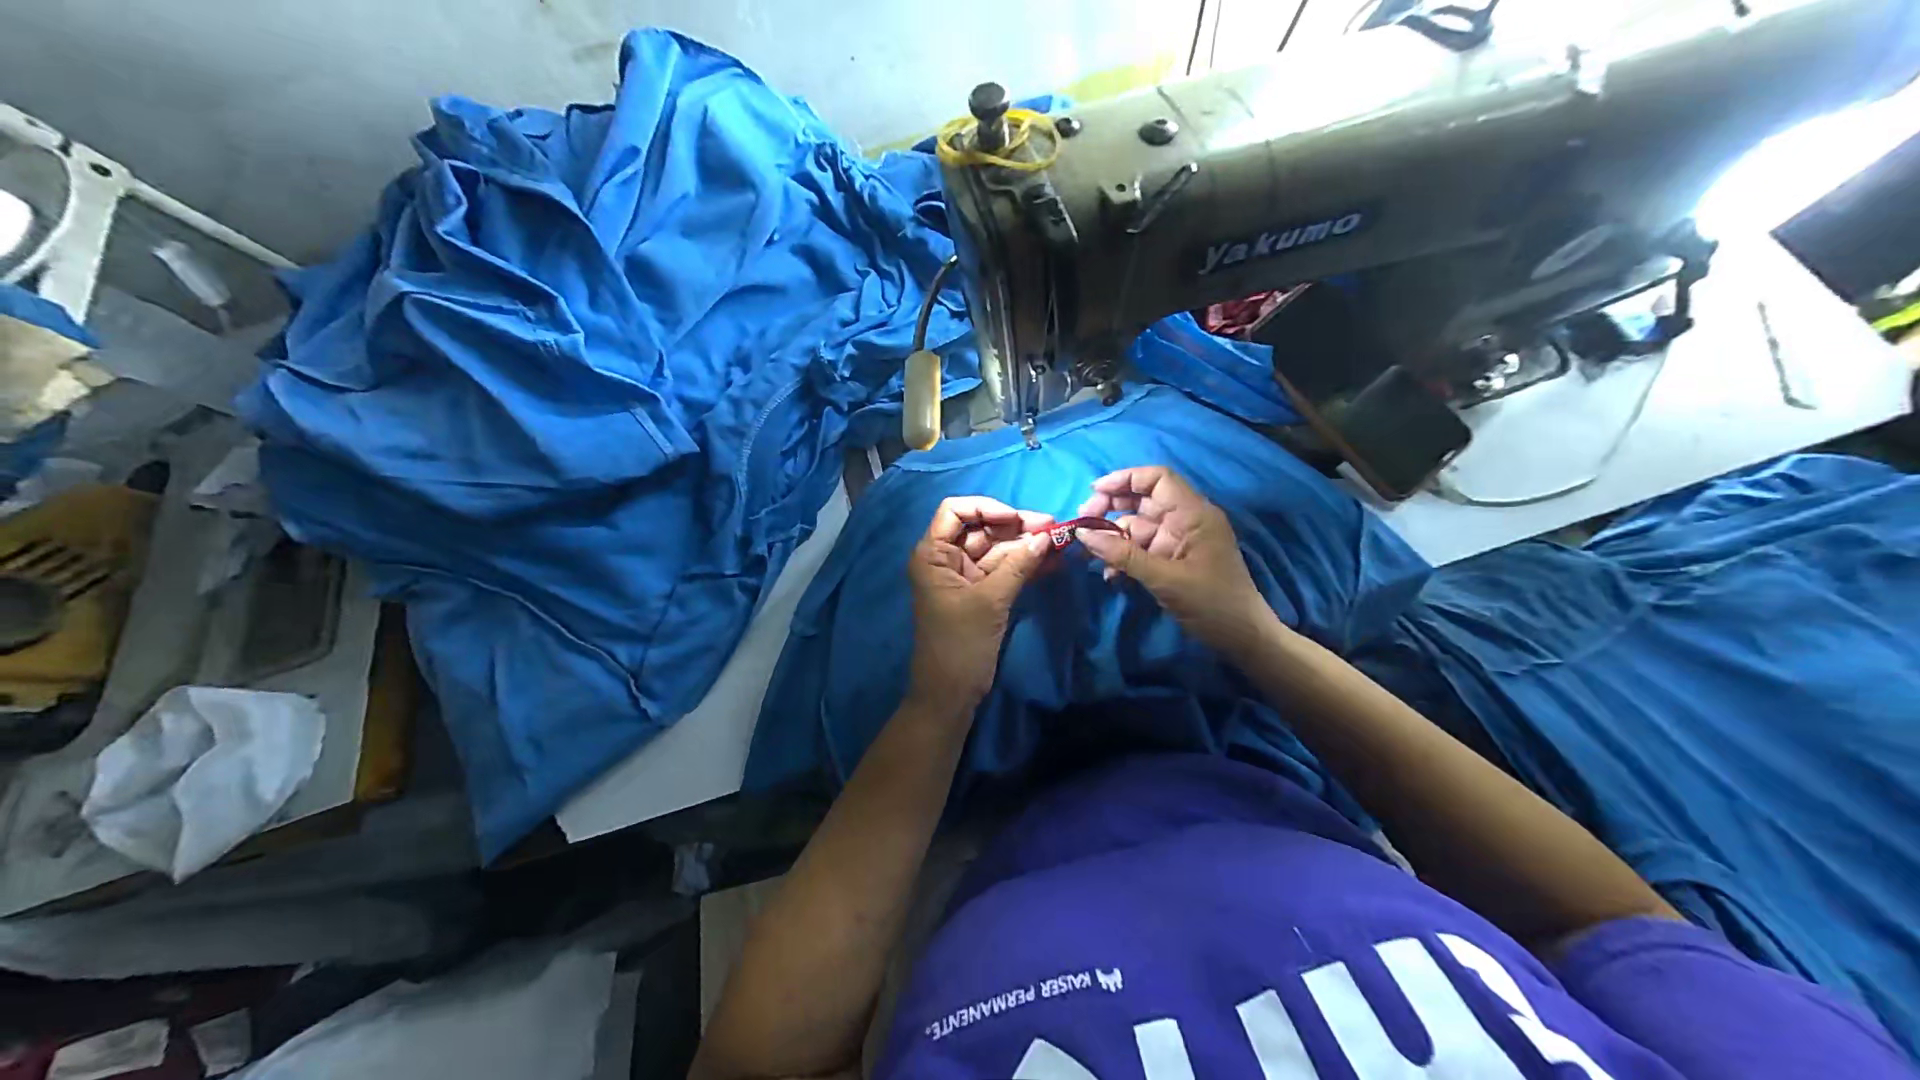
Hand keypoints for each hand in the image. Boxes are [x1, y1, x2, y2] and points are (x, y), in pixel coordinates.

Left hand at [906, 497, 1053, 710]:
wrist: (951, 695)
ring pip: (998, 549)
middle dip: (1017, 527)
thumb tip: (1047, 536)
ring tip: (1060, 541)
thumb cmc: (960, 644)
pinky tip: (1052, 561)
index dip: (987, 508)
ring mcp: (965, 577)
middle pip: (982, 528)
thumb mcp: (990, 601)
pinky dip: (1025, 565)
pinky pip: (1004, 570)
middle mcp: (946, 559)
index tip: (1019, 519)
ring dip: (1026, 545)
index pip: (956, 510)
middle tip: (1054, 528)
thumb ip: (1018, 566)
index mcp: (933, 554)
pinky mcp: (982, 594)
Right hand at [1075, 466, 1280, 659]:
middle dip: (1111, 509)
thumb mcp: (1165, 579)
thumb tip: (1082, 534)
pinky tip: (1110, 576)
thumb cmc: (1212, 603)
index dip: (1125, 479)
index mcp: (1194, 514)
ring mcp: (1178, 542)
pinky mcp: (1173, 561)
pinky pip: (1141, 550)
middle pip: (1143, 500)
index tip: (1094, 492)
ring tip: (1088, 555)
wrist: (1243, 638)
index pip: (1158, 479)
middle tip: (1082, 523)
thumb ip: (1123, 555)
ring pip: (1137, 528)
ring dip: (1112, 539)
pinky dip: (1123, 558)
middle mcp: (1185, 521)